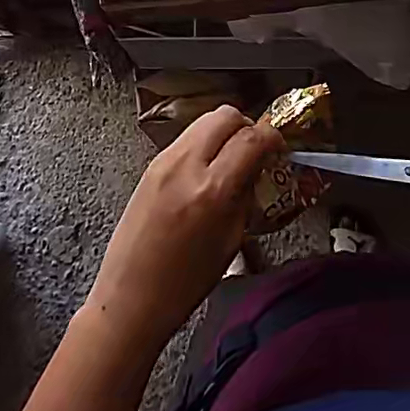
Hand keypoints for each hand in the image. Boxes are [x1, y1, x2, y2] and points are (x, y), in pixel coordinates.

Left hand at [82, 105, 282, 347]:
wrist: (130, 295)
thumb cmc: (184, 282)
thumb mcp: (230, 241)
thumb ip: (245, 196)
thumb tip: (256, 168)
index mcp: (211, 190)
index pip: (251, 138)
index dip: (272, 136)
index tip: (278, 144)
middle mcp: (185, 165)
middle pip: (224, 115)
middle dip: (246, 125)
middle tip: (256, 147)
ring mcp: (163, 161)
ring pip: (203, 121)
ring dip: (223, 131)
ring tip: (232, 158)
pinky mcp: (150, 165)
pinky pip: (185, 138)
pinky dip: (203, 143)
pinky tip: (208, 169)